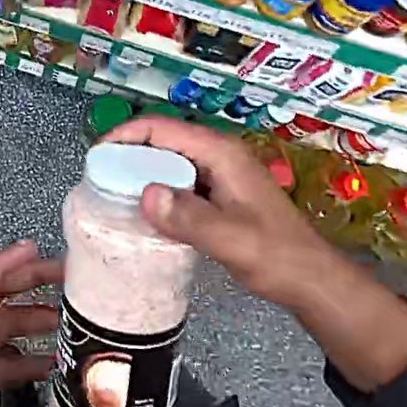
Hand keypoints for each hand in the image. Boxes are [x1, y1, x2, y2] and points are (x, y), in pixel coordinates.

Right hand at [101, 116, 355, 312]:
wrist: (309, 277)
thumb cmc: (276, 255)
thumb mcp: (230, 238)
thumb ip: (189, 217)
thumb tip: (145, 195)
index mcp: (222, 154)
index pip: (165, 128)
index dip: (127, 135)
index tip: (97, 156)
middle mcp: (220, 157)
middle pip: (166, 142)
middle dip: (130, 155)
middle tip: (99, 180)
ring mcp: (222, 175)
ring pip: (172, 164)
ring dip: (143, 175)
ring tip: (113, 196)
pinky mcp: (221, 195)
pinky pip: (182, 184)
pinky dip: (160, 193)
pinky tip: (145, 215)